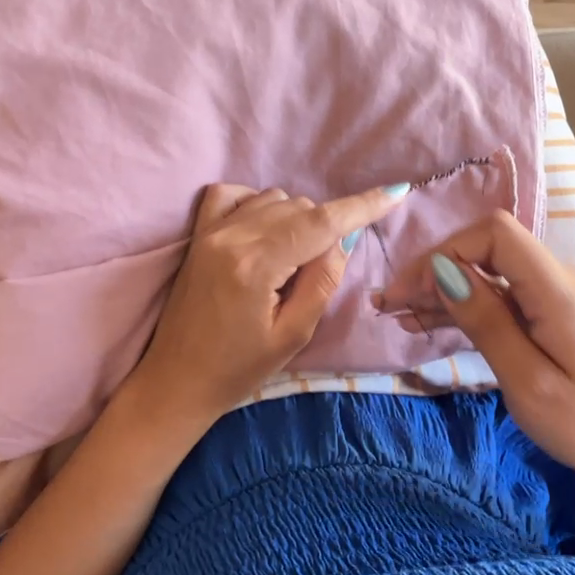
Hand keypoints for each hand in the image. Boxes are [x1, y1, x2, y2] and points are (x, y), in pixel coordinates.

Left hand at [123, 182, 410, 427]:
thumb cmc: (239, 369)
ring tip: (290, 263)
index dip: (363, 206)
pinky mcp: (198, 235)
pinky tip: (264, 231)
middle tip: (317, 273)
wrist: (177, 381)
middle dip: (323, 230)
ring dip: (295, 220)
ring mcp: (210, 231)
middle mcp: (231, 236)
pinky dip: (258, 204)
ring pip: (273, 199)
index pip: (321, 222)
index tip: (396, 193)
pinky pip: (233, 194)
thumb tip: (342, 239)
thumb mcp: (293, 335)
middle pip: (300, 207)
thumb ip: (322, 282)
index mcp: (256, 265)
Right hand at [386, 210, 574, 497]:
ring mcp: (557, 296)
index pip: (497, 234)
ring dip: (444, 291)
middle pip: (489, 251)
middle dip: (435, 271)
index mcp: (560, 290)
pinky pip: (502, 298)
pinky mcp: (551, 315)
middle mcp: (561, 280)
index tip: (412, 291)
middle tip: (388, 306)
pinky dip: (465, 308)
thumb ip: (486, 322)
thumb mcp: (527, 381)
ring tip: (398, 315)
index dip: (447, 251)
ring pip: (490, 275)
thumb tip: (442, 271)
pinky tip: (427, 322)